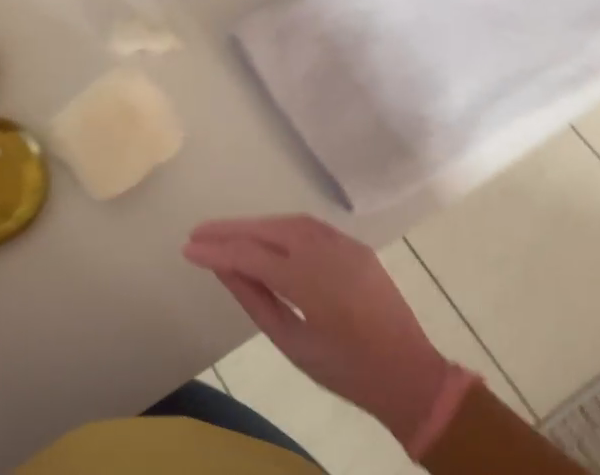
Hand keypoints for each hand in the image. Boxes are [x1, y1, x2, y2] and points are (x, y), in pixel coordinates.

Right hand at [184, 216, 462, 448]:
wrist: (412, 377)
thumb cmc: (347, 370)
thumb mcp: (291, 342)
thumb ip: (254, 298)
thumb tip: (222, 267)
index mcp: (310, 283)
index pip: (249, 255)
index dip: (215, 251)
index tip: (187, 249)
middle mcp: (326, 254)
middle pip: (266, 230)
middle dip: (229, 229)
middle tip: (197, 234)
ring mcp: (344, 246)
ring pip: (287, 222)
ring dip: (253, 225)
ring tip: (224, 234)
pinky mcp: (355, 247)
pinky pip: (309, 227)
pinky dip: (279, 227)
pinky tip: (263, 236)